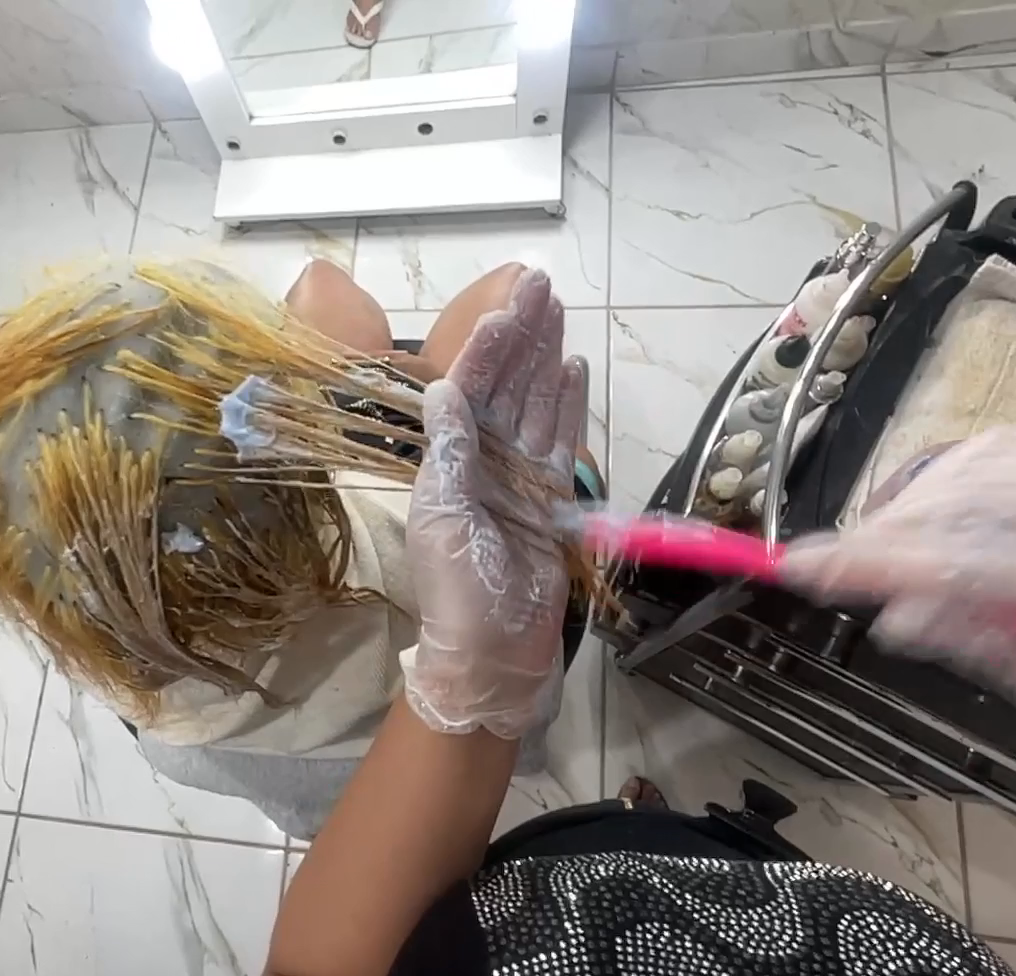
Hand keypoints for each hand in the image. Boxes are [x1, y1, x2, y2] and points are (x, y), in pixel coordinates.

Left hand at [404, 269, 587, 738]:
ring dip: (545, 359)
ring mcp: (520, 478)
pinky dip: (567, 407)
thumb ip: (448, 451)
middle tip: (541, 284)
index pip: (470, 391)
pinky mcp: (551, 499)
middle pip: (506, 387)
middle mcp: (484, 462)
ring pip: (535, 406)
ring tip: (558, 312)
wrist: (494, 652)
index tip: (508, 307)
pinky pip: (561, 443)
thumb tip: (442, 386)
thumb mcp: (443, 516)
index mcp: (449, 463)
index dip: (488, 349)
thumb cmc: (459, 589)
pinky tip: (573, 370)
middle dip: (521, 337)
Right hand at [780, 425, 1015, 805]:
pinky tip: (923, 510)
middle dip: (889, 529)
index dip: (888, 562)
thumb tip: (896, 614)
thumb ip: (993, 647)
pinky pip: (1005, 447)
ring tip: (879, 546)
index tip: (804, 565)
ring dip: (910, 504)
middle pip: (979, 500)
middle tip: (831, 561)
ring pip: (982, 464)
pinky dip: (945, 479)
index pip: (991, 565)